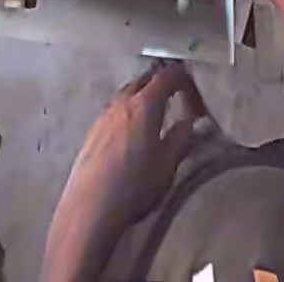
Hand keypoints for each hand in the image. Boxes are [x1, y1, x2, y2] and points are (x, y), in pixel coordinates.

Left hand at [43, 63, 206, 279]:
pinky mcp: (93, 128)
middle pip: (147, 77)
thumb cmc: (134, 185)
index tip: (193, 98)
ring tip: (155, 118)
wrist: (90, 208)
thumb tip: (190, 121)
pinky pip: (116, 108)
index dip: (185, 80)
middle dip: (164, 84)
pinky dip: (129, 110)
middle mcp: (124, 100)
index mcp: (146, 102)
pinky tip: (131, 134)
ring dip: (145, 96)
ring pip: (130, 91)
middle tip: (176, 102)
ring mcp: (106, 112)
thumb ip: (181, 137)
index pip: (169, 74)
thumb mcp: (167, 164)